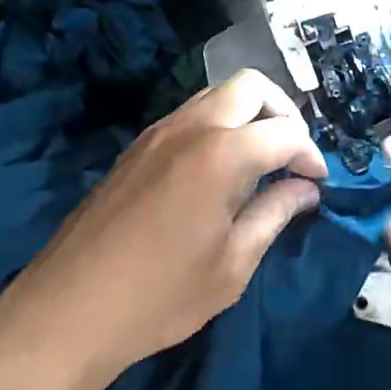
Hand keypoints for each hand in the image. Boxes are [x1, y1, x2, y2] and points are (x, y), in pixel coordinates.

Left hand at [0, 69, 326, 389]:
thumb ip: (275, 213)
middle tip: (292, 153)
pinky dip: (218, 122)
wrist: (72, 305)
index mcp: (223, 152)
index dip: (311, 154)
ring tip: (260, 158)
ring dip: (248, 112)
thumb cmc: (162, 294)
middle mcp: (192, 125)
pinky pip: (191, 112)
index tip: (318, 183)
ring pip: (218, 92)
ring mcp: (160, 129)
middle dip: (282, 111)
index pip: (285, 131)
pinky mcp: (139, 143)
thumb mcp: (233, 264)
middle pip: (251, 85)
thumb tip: (306, 189)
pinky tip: (220, 166)